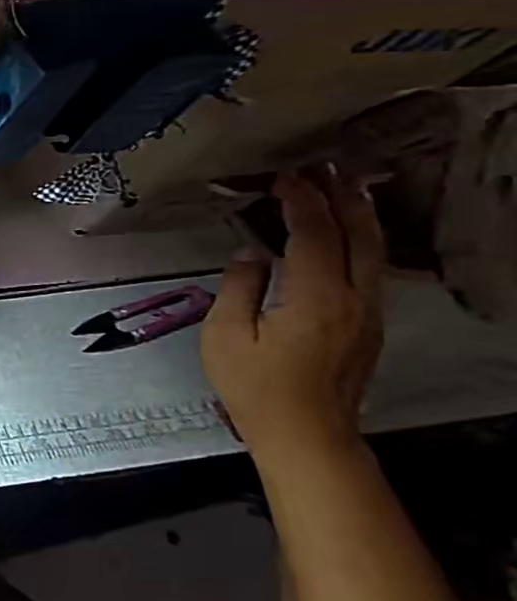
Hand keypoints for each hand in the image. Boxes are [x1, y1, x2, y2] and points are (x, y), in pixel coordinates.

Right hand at [201, 169, 384, 456]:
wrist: (305, 431)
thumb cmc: (255, 385)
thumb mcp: (226, 334)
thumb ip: (239, 288)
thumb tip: (250, 255)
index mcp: (317, 300)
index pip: (315, 238)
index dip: (303, 203)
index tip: (288, 177)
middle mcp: (355, 302)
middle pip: (361, 238)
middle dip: (344, 199)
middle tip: (327, 168)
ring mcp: (368, 315)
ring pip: (374, 253)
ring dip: (359, 217)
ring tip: (343, 189)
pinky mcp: (367, 325)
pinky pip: (369, 270)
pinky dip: (358, 241)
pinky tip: (346, 234)